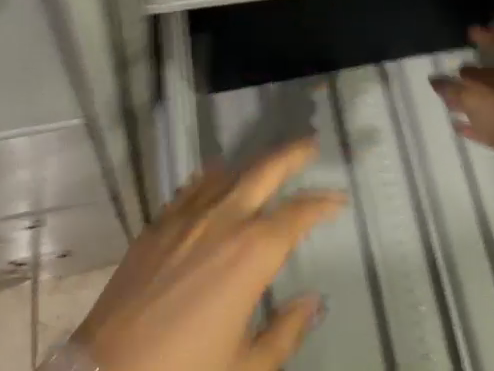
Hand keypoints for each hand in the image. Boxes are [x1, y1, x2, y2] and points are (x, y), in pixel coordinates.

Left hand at [67, 139, 344, 370]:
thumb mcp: (247, 366)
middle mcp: (222, 221)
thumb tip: (312, 302)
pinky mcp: (155, 227)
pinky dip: (210, 181)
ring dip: (250, 166)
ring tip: (265, 164)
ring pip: (225, 175)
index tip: (339, 198)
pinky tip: (214, 183)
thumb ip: (286, 332)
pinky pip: (190, 190)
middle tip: (310, 145)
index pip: (298, 214)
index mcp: (253, 253)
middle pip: (262, 172)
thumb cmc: (186, 370)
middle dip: (290, 156)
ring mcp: (184, 219)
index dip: (322, 203)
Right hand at [431, 26, 493, 154]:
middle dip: (475, 73)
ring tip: (452, 99)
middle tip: (457, 71)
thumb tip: (434, 80)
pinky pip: (492, 121)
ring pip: (492, 98)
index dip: (485, 37)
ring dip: (473, 97)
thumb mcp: (475, 101)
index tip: (470, 32)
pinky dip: (475, 121)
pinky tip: (459, 126)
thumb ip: (453, 90)